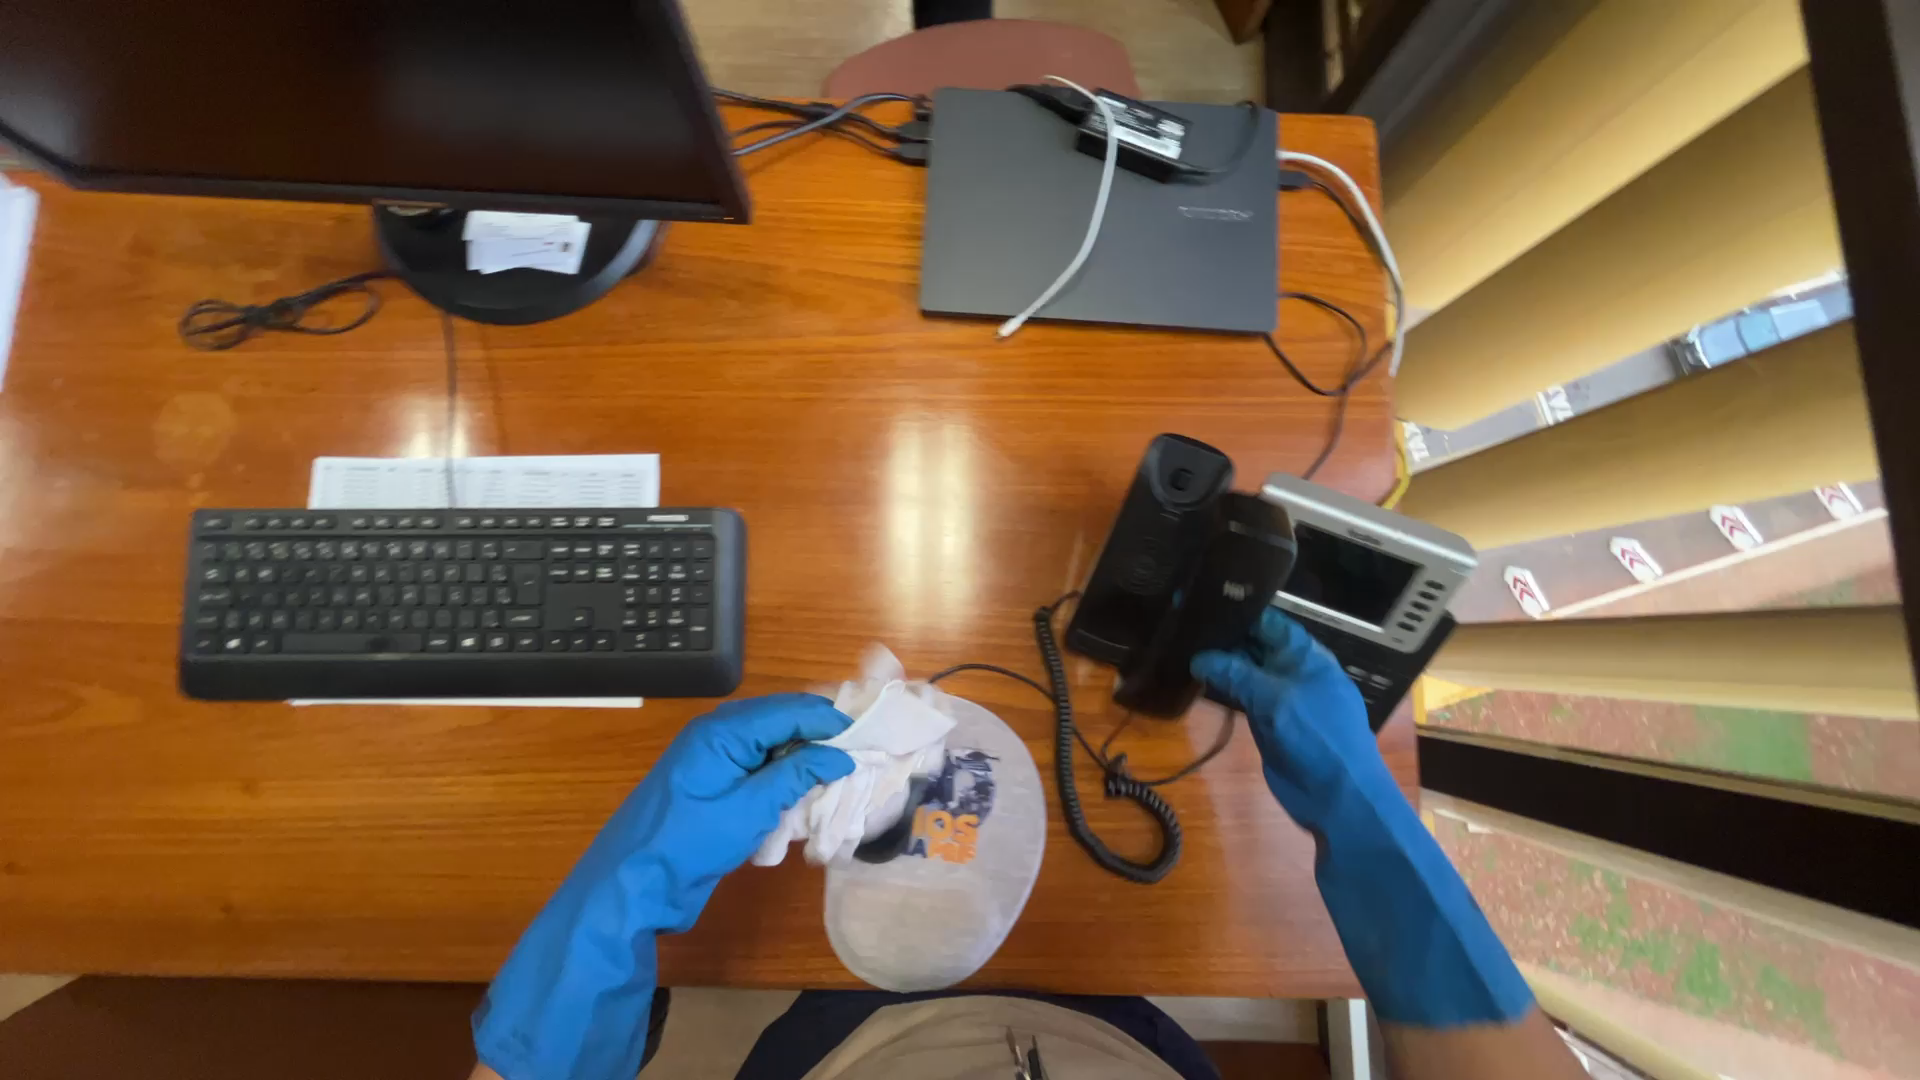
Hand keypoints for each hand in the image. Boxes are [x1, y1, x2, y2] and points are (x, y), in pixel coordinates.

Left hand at [474, 694, 854, 1079]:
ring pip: (774, 744)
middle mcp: (720, 733)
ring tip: (837, 779)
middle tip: (857, 760)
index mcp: (724, 730)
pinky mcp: (715, 782)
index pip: (790, 710)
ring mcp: (715, 757)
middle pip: (783, 721)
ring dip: (803, 760)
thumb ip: (797, 775)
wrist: (629, 889)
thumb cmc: (689, 845)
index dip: (830, 723)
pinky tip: (804, 796)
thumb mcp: (751, 809)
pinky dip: (783, 777)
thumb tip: (842, 755)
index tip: (867, 741)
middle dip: (819, 739)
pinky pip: (759, 766)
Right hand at [1193, 609, 1533, 1028]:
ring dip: (1221, 664)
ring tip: (1183, 647)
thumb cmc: (1317, 740)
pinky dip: (1223, 688)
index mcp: (1308, 657)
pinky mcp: (1270, 722)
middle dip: (1225, 637)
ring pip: (1247, 671)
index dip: (1239, 613)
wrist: (1340, 800)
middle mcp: (1294, 672)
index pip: (1270, 623)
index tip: (1203, 604)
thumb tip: (1199, 657)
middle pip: (1256, 645)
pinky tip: (1198, 679)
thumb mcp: (1275, 700)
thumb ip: (1236, 674)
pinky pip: (1244, 696)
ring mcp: (1282, 698)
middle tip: (1183, 625)